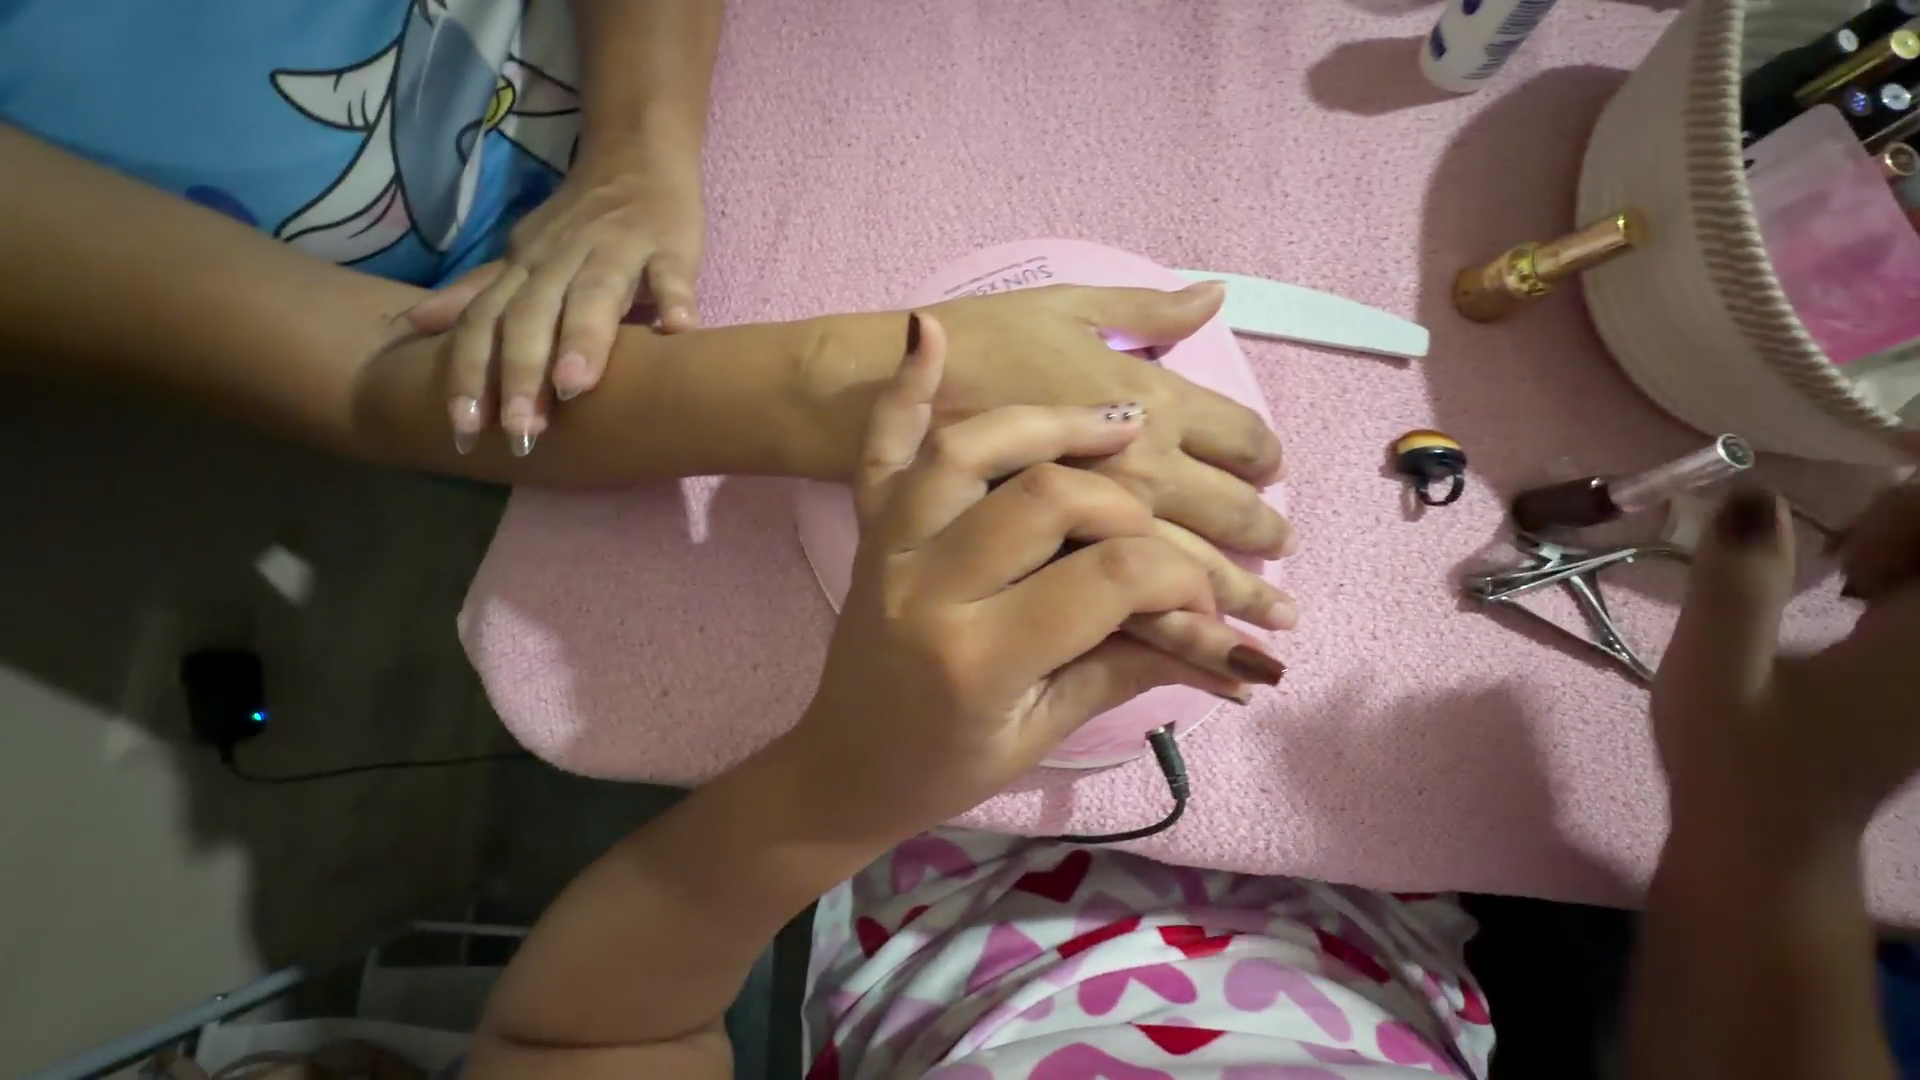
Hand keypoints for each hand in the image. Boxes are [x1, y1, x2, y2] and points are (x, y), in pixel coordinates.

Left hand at [409, 158, 703, 455]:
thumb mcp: (525, 256)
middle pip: (534, 316)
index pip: (489, 322)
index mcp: (528, 268)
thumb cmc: (585, 223)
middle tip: (521, 431)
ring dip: (583, 338)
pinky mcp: (669, 246)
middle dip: (522, 373)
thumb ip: (480, 292)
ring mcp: (618, 250)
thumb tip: (413, 324)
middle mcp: (562, 260)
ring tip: (575, 386)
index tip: (462, 428)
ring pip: (594, 294)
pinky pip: (671, 274)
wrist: (636, 159)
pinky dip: (676, 299)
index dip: (473, 373)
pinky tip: (680, 330)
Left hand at [785, 313, 1287, 840]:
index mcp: (982, 656)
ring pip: (973, 448)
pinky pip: (881, 448)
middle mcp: (929, 584)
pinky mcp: (867, 528)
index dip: (1183, 579)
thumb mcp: (1044, 732)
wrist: (845, 765)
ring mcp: (889, 545)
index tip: (1209, 598)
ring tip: (1114, 426)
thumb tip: (1243, 649)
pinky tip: (929, 334)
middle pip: (1052, 496)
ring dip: (1052, 422)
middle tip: (1161, 526)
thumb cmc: (946, 767)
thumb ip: (1134, 670)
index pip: (1113, 578)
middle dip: (1130, 506)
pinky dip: (905, 388)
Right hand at [1653, 489, 1919, 853]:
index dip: (1906, 511)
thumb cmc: (1735, 757)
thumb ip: (1737, 582)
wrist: (1766, 836)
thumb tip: (1753, 491)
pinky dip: (1904, 572)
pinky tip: (1858, 597)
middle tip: (1837, 562)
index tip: (1835, 555)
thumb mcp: (1715, 668)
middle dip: (1906, 522)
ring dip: (1905, 544)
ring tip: (1841, 579)